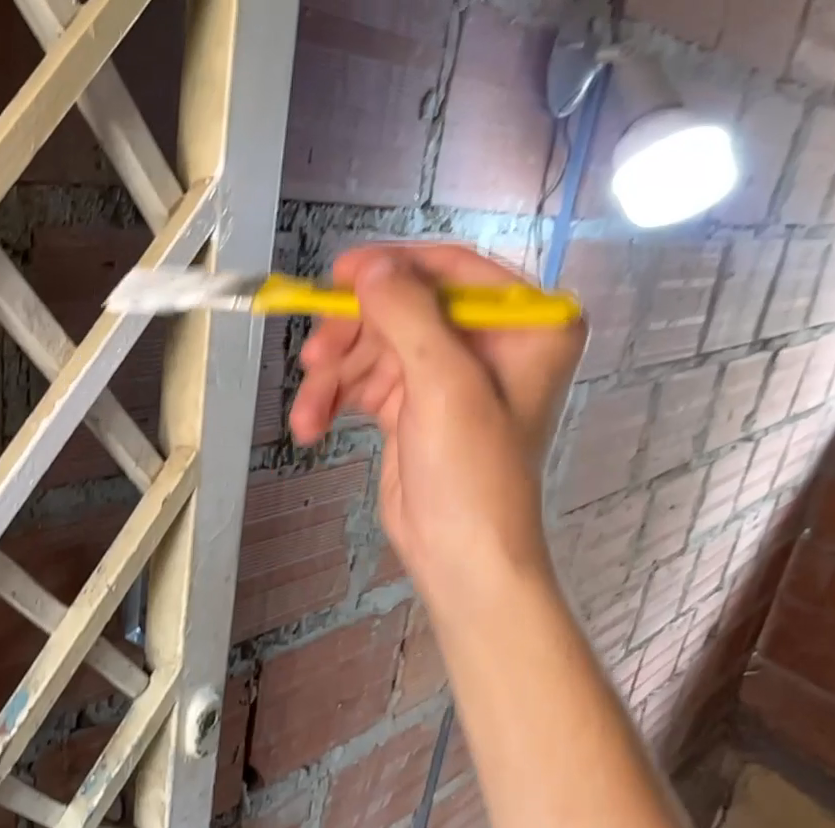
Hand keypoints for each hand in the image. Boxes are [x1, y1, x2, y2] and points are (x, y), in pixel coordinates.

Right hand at [289, 244, 585, 607]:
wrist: (458, 553)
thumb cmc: (471, 472)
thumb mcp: (444, 385)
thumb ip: (407, 316)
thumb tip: (368, 267)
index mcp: (526, 324)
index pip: (452, 271)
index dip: (392, 269)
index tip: (337, 275)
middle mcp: (488, 341)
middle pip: (400, 311)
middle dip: (351, 339)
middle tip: (313, 360)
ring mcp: (446, 374)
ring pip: (371, 348)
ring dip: (332, 380)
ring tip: (307, 416)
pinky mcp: (410, 404)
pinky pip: (362, 382)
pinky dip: (332, 401)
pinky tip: (310, 427)